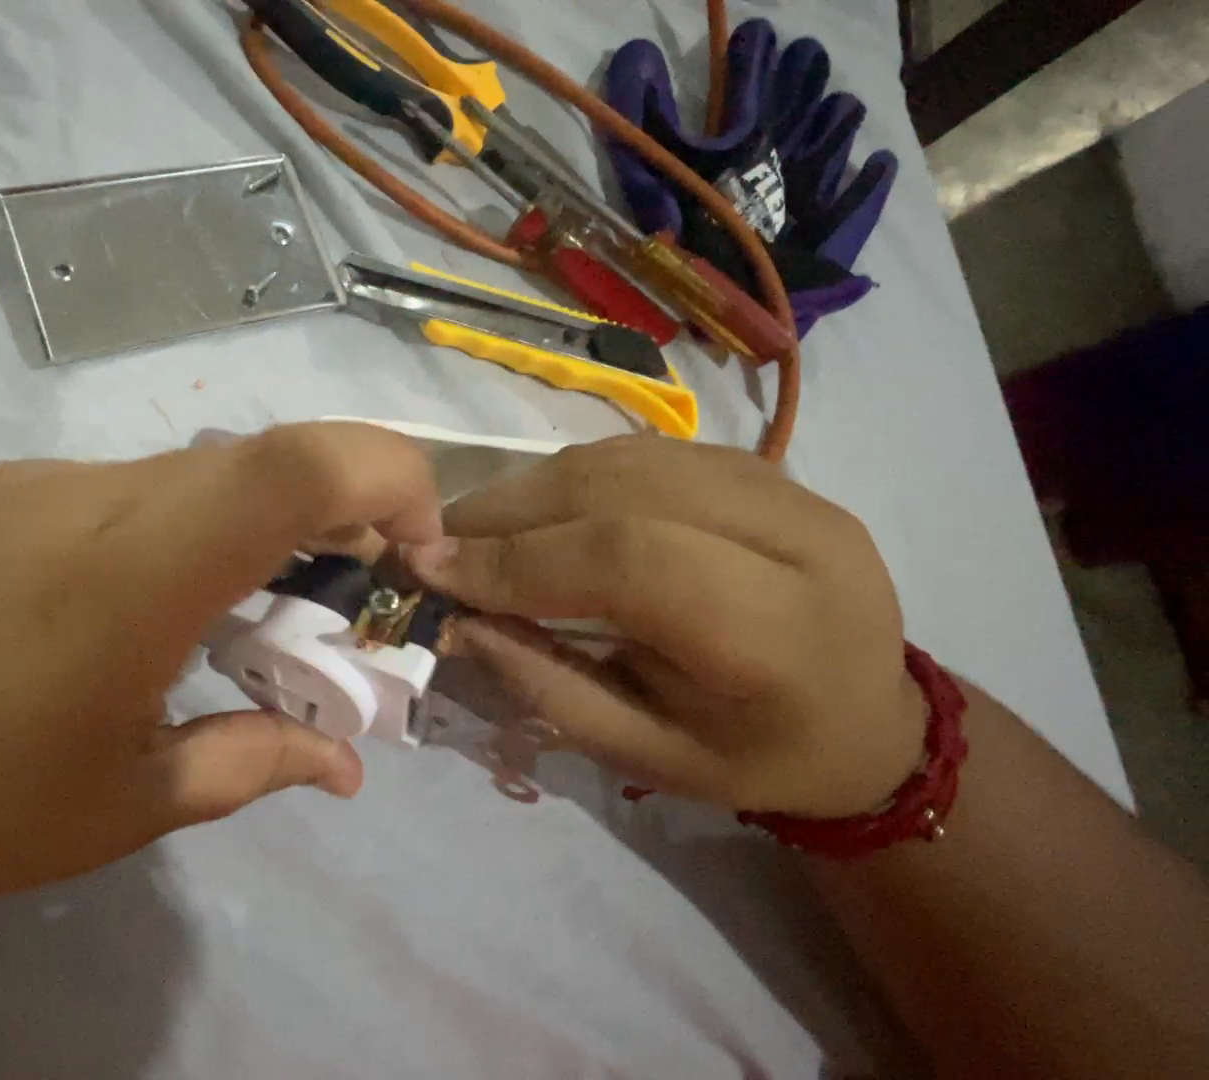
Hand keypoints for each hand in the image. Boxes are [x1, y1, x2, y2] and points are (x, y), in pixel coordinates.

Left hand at [0, 423, 441, 932]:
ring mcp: (30, 482)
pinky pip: (116, 487)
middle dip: (332, 507)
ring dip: (244, 523)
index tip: (413, 545)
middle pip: (252, 457)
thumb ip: (254, 763)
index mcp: (130, 579)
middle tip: (340, 592)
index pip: (286, 466)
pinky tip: (129, 602)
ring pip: (185, 472)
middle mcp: (84, 498)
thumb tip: (347, 766)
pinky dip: (171, 526)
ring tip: (229, 610)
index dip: (382, 473)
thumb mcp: (128, 805)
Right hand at [405, 436, 924, 817]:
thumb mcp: (647, 756)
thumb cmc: (755, 755)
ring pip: (624, 458)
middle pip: (620, 490)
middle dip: (509, 513)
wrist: (870, 719)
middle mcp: (797, 536)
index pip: (631, 562)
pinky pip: (640, 452)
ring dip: (531, 487)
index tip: (432, 571)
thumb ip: (550, 687)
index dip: (518, 559)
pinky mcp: (763, 467)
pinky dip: (570, 476)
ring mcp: (787, 487)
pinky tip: (536, 509)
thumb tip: (459, 617)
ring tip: (474, 526)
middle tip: (438, 543)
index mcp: (780, 632)